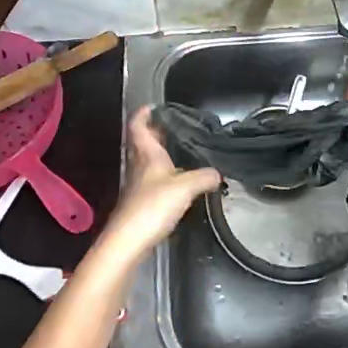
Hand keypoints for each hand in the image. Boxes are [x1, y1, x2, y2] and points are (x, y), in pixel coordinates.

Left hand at [95, 107, 221, 265]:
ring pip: (149, 163)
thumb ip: (204, 177)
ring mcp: (139, 186)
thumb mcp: (186, 187)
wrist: (128, 242)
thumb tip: (219, 173)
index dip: (143, 115)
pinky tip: (179, 182)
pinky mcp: (142, 205)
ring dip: (161, 155)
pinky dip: (166, 176)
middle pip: (143, 144)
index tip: (152, 106)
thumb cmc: (153, 206)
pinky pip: (154, 182)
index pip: (139, 128)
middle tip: (174, 126)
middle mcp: (140, 167)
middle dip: (155, 133)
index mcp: (147, 156)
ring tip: (182, 151)